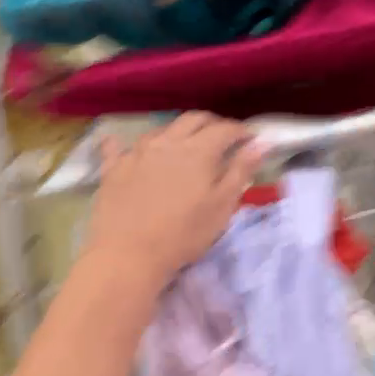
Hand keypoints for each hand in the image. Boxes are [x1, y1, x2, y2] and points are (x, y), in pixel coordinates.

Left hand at [84, 113, 262, 279]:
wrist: (127, 256)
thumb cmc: (184, 234)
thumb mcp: (222, 205)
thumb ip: (242, 170)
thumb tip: (261, 142)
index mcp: (199, 150)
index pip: (226, 128)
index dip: (242, 131)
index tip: (251, 139)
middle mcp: (168, 142)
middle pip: (194, 119)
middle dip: (213, 124)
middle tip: (223, 138)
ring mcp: (137, 152)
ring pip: (162, 129)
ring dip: (178, 132)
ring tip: (185, 146)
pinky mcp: (113, 168)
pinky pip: (118, 146)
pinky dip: (128, 144)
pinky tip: (127, 147)